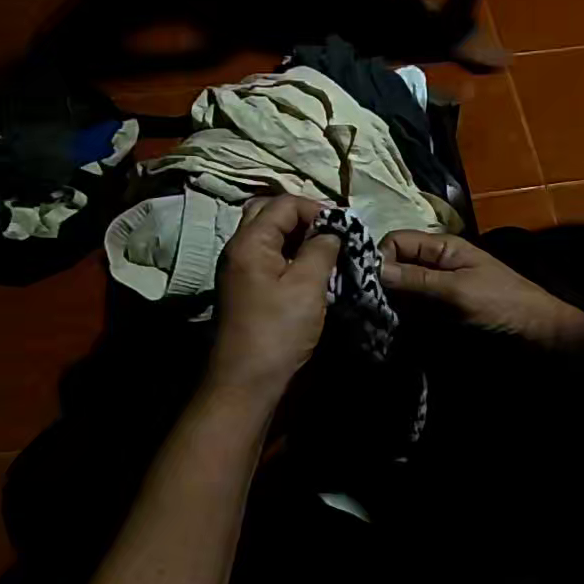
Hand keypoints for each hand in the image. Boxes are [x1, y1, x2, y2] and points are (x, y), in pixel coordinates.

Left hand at [208, 196, 339, 393]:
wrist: (247, 380)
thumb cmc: (278, 330)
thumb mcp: (308, 285)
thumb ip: (321, 250)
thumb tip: (331, 232)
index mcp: (250, 242)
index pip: (284, 204)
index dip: (317, 209)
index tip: (344, 228)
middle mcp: (238, 249)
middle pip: (270, 214)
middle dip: (304, 218)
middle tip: (332, 234)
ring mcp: (240, 270)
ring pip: (269, 236)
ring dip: (298, 237)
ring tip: (327, 252)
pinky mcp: (246, 288)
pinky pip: (269, 257)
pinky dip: (291, 255)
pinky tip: (311, 271)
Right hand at [378, 231, 583, 358]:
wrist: (538, 335)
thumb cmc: (503, 304)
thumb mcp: (458, 290)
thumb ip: (417, 281)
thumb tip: (372, 269)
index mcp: (443, 247)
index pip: (397, 242)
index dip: (379, 258)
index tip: (366, 284)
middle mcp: (436, 265)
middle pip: (395, 266)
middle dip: (379, 283)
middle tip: (361, 307)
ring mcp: (438, 290)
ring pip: (401, 291)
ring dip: (387, 304)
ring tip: (371, 321)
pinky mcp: (440, 314)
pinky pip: (412, 311)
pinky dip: (400, 319)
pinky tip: (388, 330)